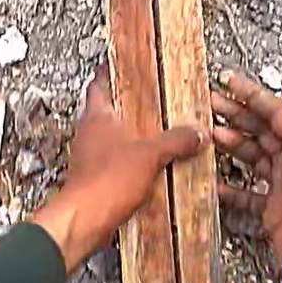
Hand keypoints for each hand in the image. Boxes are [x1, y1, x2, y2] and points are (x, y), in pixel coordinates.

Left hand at [30, 68, 203, 272]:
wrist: (84, 220)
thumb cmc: (108, 180)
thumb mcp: (151, 155)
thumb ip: (175, 141)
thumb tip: (197, 134)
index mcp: (98, 116)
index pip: (99, 82)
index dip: (111, 70)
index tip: (125, 62)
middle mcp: (89, 131)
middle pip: (107, 108)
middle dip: (127, 102)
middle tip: (151, 97)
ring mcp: (89, 154)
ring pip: (110, 134)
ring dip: (130, 131)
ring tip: (156, 130)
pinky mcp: (93, 175)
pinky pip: (113, 158)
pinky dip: (129, 157)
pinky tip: (148, 163)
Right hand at [211, 71, 281, 282]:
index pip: (277, 113)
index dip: (253, 97)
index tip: (229, 83)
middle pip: (259, 131)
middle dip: (234, 114)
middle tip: (208, 102)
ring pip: (252, 156)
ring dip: (230, 144)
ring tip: (206, 133)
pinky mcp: (274, 213)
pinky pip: (247, 195)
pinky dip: (230, 188)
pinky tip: (213, 181)